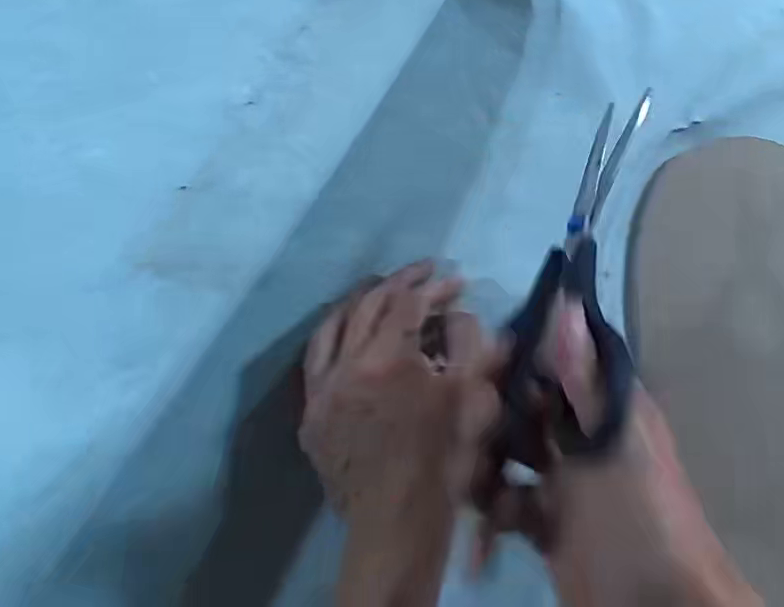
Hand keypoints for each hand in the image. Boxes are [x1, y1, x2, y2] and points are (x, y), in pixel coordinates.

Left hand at [302, 261, 500, 604]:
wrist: (399, 514)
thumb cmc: (445, 449)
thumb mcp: (472, 388)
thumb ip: (467, 339)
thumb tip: (456, 313)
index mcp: (386, 361)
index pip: (408, 304)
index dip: (436, 286)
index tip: (460, 281)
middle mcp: (344, 369)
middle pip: (367, 306)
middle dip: (400, 282)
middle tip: (427, 270)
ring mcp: (320, 393)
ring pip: (330, 328)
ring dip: (361, 301)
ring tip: (385, 289)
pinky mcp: (311, 416)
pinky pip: (317, 360)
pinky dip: (338, 334)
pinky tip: (356, 333)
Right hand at [478, 305, 757, 606]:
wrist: (658, 605)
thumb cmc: (640, 513)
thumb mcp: (610, 441)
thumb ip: (583, 376)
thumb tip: (568, 300)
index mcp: (604, 398)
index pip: (551, 356)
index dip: (513, 356)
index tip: (481, 367)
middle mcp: (582, 426)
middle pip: (520, 401)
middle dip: (487, 416)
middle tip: (475, 444)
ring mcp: (565, 474)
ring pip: (507, 450)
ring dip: (481, 466)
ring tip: (475, 495)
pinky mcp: (549, 520)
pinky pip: (508, 500)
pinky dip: (493, 513)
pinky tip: (490, 539)